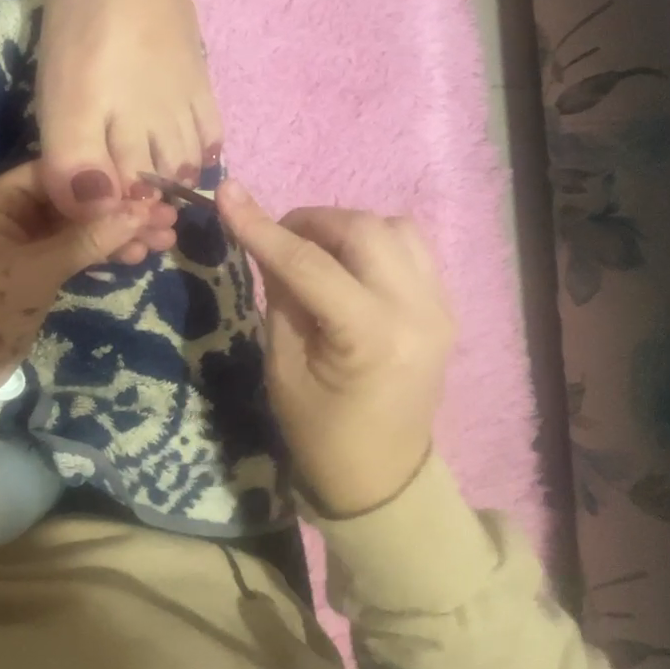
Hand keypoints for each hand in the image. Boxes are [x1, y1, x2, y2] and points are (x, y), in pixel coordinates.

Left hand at [0, 163, 175, 423]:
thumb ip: (88, 239)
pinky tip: (137, 256)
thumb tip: (143, 210)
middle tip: (170, 218)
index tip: (152, 189)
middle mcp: (10, 212)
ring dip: (117, 233)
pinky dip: (102, 254)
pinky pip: (75, 252)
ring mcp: (23, 243)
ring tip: (166, 239)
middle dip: (118, 210)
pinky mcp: (35, 270)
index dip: (105, 179)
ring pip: (78, 228)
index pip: (58, 171)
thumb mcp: (37, 271)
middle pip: (73, 199)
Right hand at [216, 181, 453, 516]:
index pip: (309, 264)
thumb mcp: (282, 366)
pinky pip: (410, 248)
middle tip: (275, 237)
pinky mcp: (443, 306)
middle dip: (310, 221)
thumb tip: (267, 242)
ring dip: (345, 228)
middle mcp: (417, 312)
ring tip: (313, 251)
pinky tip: (346, 266)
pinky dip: (371, 243)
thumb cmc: (318, 430)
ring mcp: (439, 306)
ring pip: (394, 228)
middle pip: (362, 230)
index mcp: (372, 337)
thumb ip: (280, 296)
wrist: (382, 476)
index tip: (226, 192)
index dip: (262, 226)